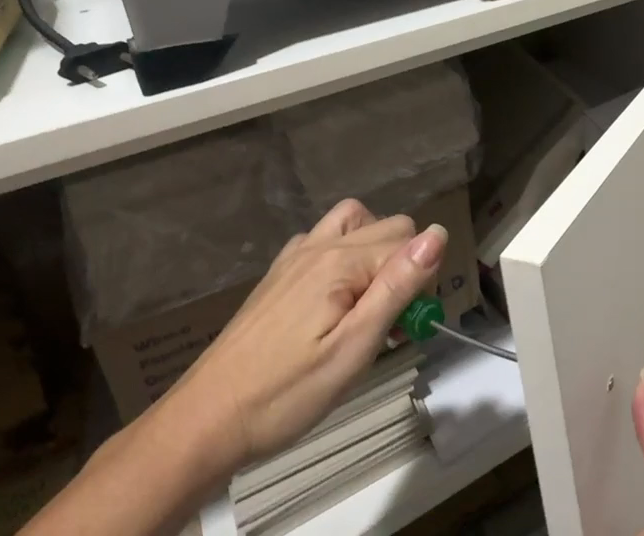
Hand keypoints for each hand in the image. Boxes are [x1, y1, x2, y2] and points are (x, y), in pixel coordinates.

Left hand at [156, 199, 448, 474]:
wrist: (206, 421)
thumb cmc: (286, 393)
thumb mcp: (355, 347)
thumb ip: (397, 287)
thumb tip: (437, 234)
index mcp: (341, 261)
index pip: (411, 244)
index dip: (420, 285)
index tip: (406, 330)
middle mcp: (319, 246)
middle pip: (388, 227)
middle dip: (403, 266)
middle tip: (390, 325)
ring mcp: (294, 257)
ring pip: (355, 222)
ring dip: (375, 250)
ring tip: (369, 300)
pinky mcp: (278, 275)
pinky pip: (323, 240)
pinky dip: (343, 255)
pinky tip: (335, 299)